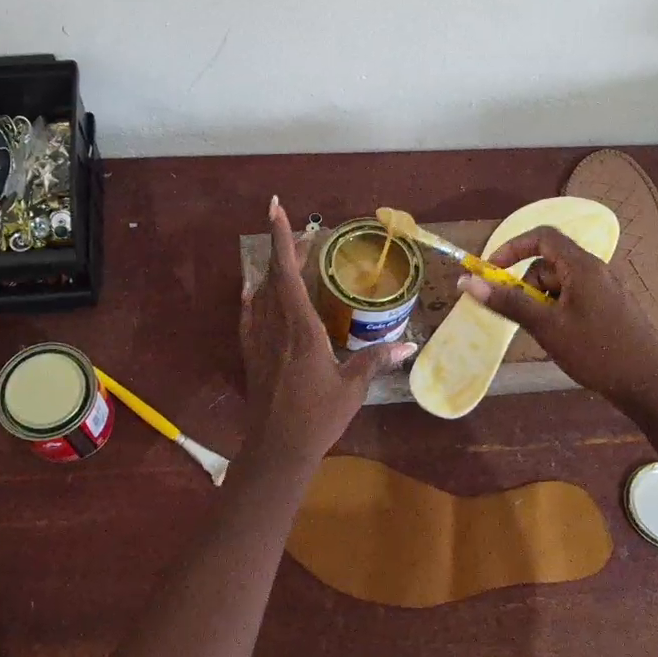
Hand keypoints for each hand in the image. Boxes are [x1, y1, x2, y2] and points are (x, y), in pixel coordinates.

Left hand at [240, 198, 416, 464]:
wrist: (277, 447)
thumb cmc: (318, 417)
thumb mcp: (352, 387)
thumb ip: (376, 360)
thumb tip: (409, 344)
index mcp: (301, 329)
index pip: (287, 273)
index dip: (281, 238)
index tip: (276, 208)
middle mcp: (276, 326)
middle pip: (274, 276)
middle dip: (285, 249)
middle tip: (303, 232)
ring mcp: (259, 339)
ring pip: (261, 292)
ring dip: (273, 270)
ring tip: (290, 256)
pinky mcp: (251, 353)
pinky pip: (248, 314)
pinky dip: (252, 295)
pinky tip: (253, 288)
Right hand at [459, 225, 657, 415]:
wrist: (651, 384)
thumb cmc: (596, 351)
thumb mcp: (546, 327)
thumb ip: (508, 302)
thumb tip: (468, 282)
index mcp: (582, 266)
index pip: (542, 236)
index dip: (512, 247)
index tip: (491, 271)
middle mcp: (595, 271)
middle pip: (548, 263)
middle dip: (527, 286)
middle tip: (524, 317)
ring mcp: (605, 290)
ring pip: (560, 285)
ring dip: (543, 304)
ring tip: (548, 335)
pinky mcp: (610, 309)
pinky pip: (574, 300)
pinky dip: (558, 313)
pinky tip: (564, 341)